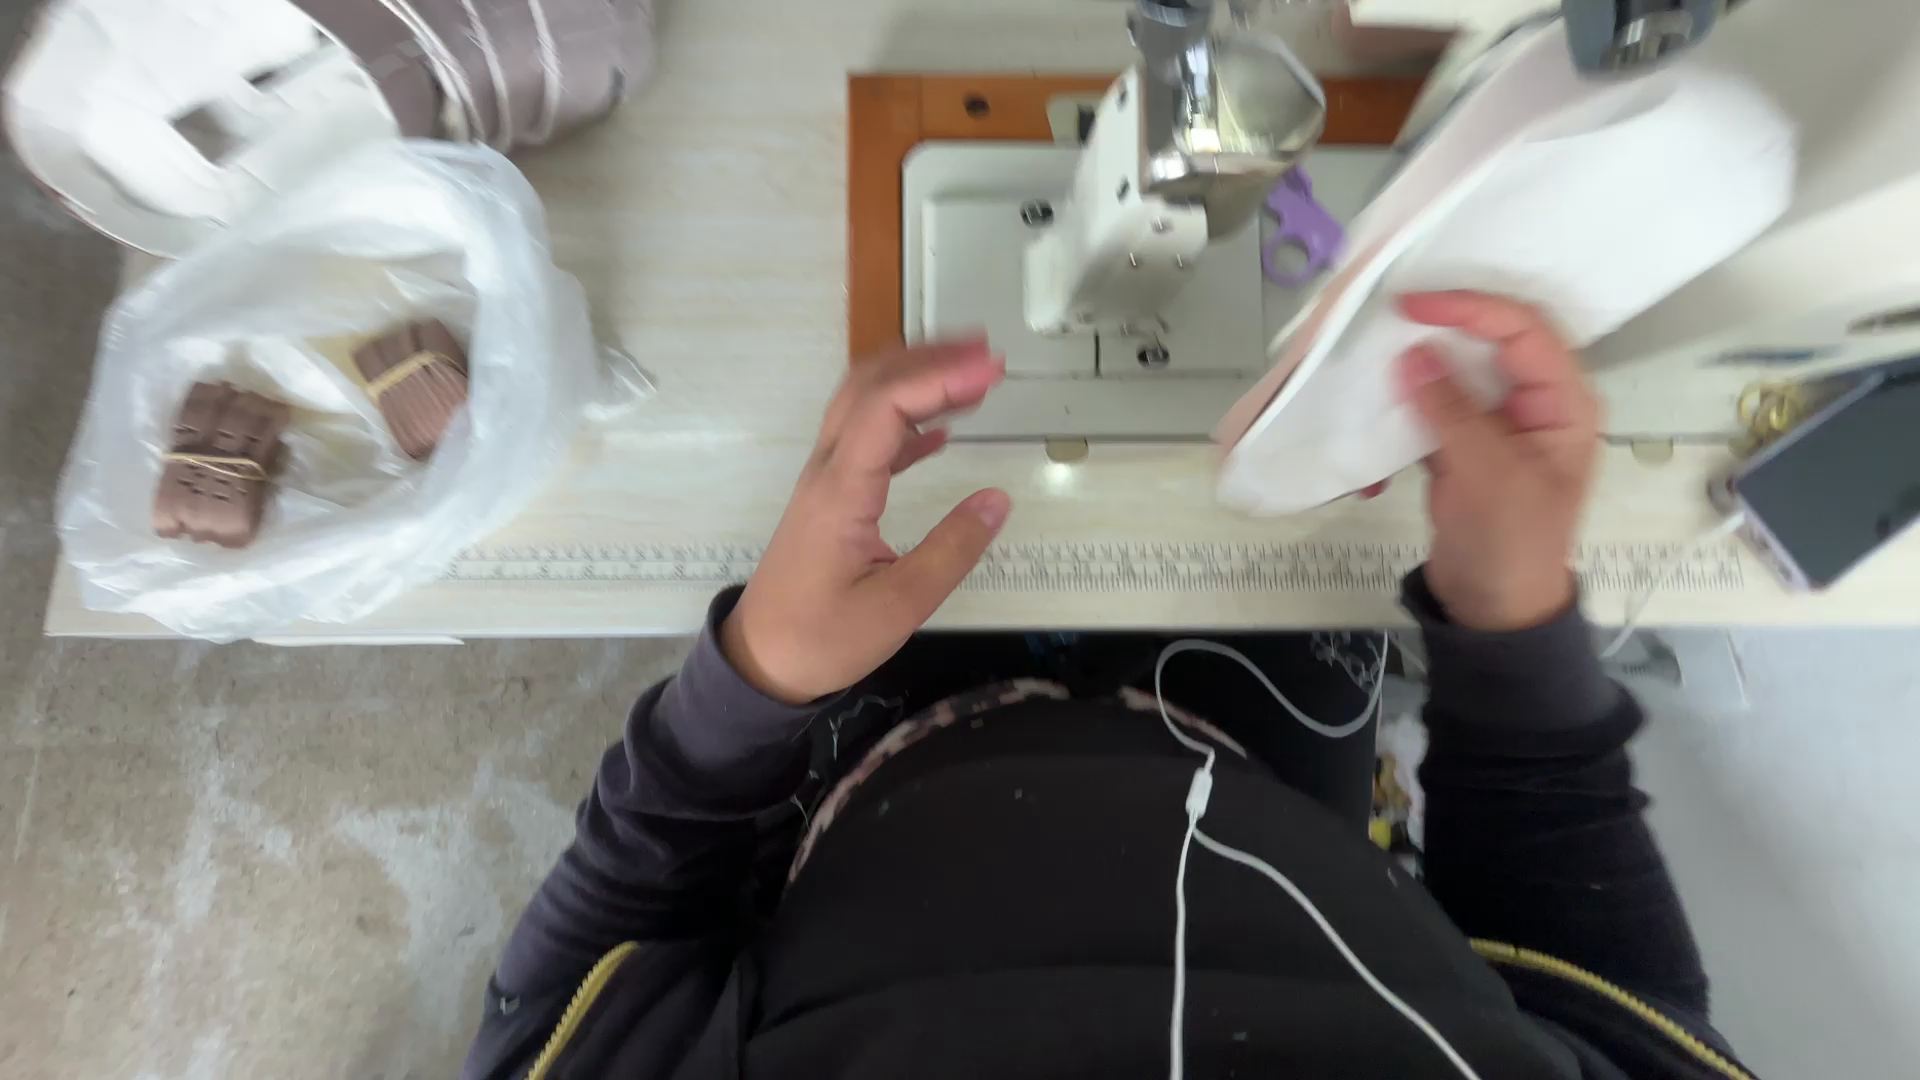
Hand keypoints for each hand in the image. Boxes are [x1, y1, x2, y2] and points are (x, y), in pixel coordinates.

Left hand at [721, 339, 1012, 703]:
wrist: (762, 662)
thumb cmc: (824, 638)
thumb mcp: (899, 606)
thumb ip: (952, 550)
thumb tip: (997, 499)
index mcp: (842, 490)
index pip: (887, 406)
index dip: (941, 377)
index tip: (994, 370)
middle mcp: (828, 470)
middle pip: (870, 385)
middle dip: (929, 358)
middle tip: (988, 353)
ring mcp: (827, 480)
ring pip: (865, 405)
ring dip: (916, 380)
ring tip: (972, 376)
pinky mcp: (832, 497)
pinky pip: (868, 440)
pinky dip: (907, 422)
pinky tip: (942, 431)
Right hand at [1395, 291, 1600, 630]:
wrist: (1493, 603)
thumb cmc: (1507, 541)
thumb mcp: (1485, 474)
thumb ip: (1451, 411)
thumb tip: (1413, 355)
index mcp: (1562, 402)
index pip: (1522, 331)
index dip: (1469, 309)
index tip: (1409, 305)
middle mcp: (1532, 403)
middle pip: (1488, 345)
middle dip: (1438, 332)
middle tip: (1386, 323)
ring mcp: (1494, 427)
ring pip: (1453, 377)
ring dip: (1412, 376)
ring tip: (1371, 372)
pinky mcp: (1461, 448)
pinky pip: (1430, 413)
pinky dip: (1401, 416)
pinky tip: (1373, 427)